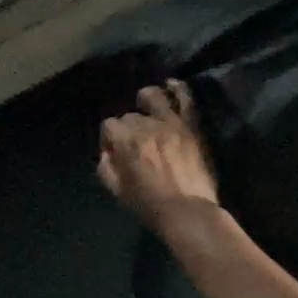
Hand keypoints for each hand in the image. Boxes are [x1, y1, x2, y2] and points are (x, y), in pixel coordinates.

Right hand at [97, 81, 218, 232]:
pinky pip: (186, 99)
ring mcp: (172, 124)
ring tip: (146, 108)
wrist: (189, 213)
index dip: (108, 138)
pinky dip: (178, 88)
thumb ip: (106, 168)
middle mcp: (147, 127)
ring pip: (153, 97)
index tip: (113, 151)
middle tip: (133, 143)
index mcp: (127, 142)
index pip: (109, 126)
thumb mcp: (117, 191)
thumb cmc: (150, 206)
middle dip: (127, 127)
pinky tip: (171, 85)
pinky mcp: (192, 127)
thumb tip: (107, 153)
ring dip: (146, 100)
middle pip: (130, 116)